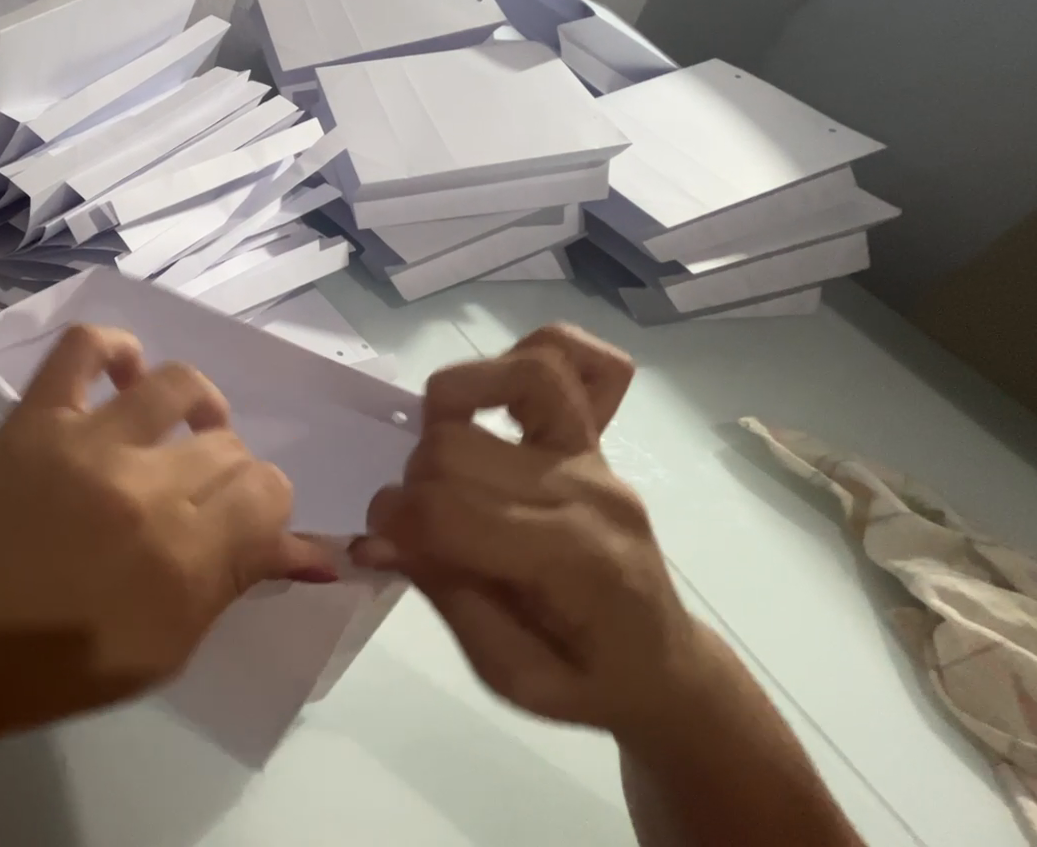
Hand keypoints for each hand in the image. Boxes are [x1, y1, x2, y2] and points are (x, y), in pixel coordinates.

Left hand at [0, 324, 334, 732]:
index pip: (268, 493)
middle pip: (227, 447)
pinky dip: (115, 348)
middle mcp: (143, 487)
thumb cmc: (57, 667)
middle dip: (230, 474)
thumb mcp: (165, 647)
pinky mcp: (34, 418)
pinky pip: (82, 349)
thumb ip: (234, 583)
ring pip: (177, 387)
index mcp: (181, 557)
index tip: (246, 520)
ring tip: (185, 429)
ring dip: (199, 407)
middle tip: (201, 497)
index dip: (268, 506)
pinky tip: (127, 373)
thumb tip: (312, 552)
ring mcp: (85, 443)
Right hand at [354, 324, 716, 740]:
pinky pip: (578, 363)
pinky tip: (492, 393)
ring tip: (443, 460)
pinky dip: (528, 357)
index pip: (445, 510)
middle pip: (454, 447)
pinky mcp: (594, 440)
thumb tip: (375, 537)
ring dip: (451, 411)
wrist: (661, 667)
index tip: (379, 550)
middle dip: (413, 488)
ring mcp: (596, 457)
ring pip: (514, 379)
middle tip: (420, 529)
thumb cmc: (583, 680)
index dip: (392, 525)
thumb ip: (443, 595)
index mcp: (571, 560)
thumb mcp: (507, 673)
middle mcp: (587, 491)